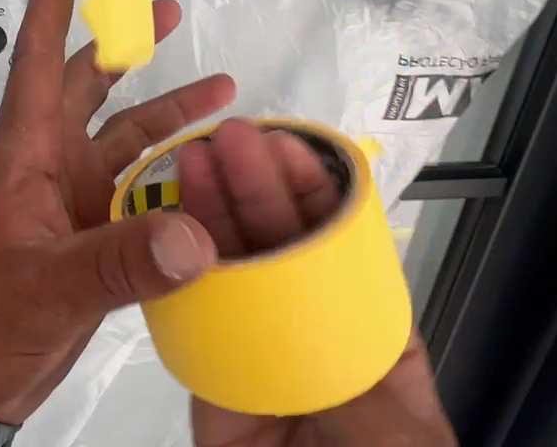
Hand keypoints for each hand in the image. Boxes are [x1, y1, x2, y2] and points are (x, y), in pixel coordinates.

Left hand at [0, 0, 236, 425]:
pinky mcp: (91, 231)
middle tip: (165, 7)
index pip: (39, 50)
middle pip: (87, 80)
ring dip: (166, 107)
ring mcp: (72, 194)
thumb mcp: (44, 286)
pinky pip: (141, 187)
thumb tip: (199, 235)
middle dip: (123, 40)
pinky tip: (211, 171)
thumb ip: (118, 262)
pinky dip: (174, 174)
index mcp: (24, 147)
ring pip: (125, 133)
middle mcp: (50, 157)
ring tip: (222, 85)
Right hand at [179, 120, 456, 446]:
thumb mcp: (390, 433)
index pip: (338, 246)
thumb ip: (350, 358)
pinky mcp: (208, 374)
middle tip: (230, 139)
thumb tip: (316, 288)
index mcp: (362, 334)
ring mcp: (253, 347)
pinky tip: (166, 220)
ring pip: (229, 266)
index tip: (287, 149)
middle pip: (278, 243)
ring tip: (193, 157)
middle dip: (255, 185)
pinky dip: (176, 262)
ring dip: (211, 207)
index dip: (314, 192)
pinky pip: (188, 313)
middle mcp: (304, 327)